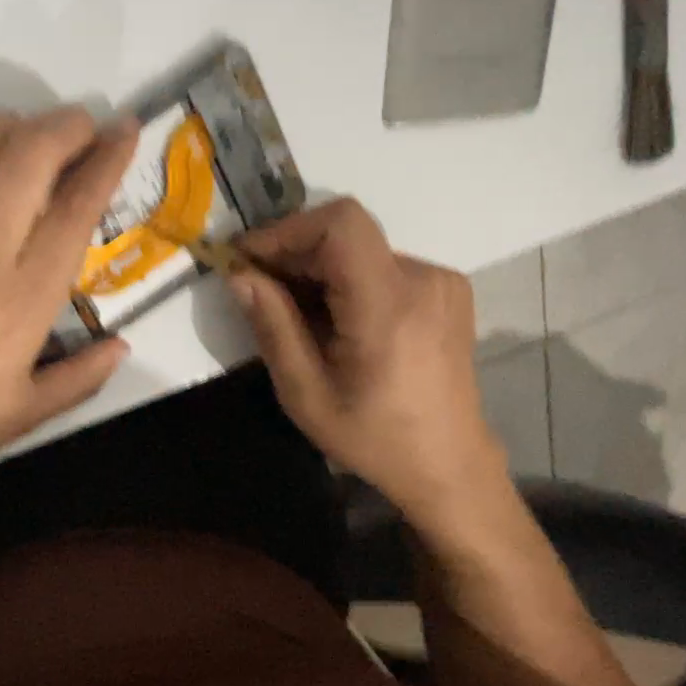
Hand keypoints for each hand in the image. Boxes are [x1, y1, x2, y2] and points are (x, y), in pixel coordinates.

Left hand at [0, 107, 138, 497]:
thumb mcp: (28, 413)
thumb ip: (82, 378)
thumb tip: (122, 346)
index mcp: (25, 297)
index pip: (75, 207)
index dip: (107, 160)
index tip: (125, 132)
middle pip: (28, 156)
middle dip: (64, 126)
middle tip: (79, 129)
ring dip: (1, 125)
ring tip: (18, 135)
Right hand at [226, 198, 510, 529]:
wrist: (445, 461)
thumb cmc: (371, 437)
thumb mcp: (305, 393)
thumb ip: (273, 327)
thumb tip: (239, 276)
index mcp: (389, 307)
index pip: (340, 225)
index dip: (285, 230)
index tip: (245, 258)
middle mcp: (423, 279)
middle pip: (347, 236)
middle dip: (293, 255)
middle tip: (254, 290)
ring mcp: (441, 282)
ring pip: (361, 252)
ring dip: (318, 273)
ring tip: (292, 316)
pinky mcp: (445, 290)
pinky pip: (382, 268)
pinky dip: (345, 283)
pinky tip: (331, 322)